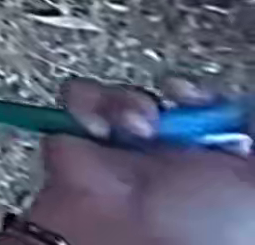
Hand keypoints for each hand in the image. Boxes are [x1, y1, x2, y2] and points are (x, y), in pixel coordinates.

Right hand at [16, 79, 254, 244]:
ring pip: (132, 93)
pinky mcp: (85, 130)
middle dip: (182, 93)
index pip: (235, 122)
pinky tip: (100, 126)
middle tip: (183, 98)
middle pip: (185, 101)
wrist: (134, 226)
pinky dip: (88, 103)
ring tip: (136, 123)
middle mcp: (191, 155)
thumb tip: (247, 111)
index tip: (224, 106)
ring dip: (132, 101)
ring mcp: (135, 142)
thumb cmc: (216, 222)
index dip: (228, 108)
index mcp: (238, 170)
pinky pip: (82, 96)